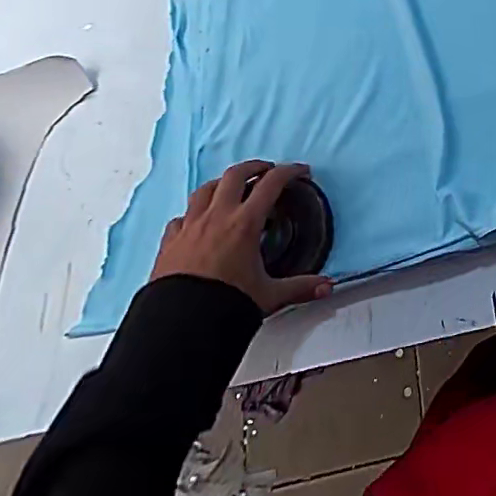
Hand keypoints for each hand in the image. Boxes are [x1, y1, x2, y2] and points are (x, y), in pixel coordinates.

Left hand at [151, 160, 333, 314]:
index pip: (272, 183)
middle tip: (266, 171)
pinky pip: (181, 216)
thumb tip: (325, 287)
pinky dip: (193, 212)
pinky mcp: (170, 242)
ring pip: (206, 189)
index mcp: (245, 224)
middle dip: (254, 167)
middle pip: (236, 175)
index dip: (289, 171)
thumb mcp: (269, 295)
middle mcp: (217, 218)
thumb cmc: (222, 306)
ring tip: (232, 188)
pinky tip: (199, 221)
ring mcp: (190, 227)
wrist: (178, 328)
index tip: (299, 171)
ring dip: (222, 183)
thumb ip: (300, 287)